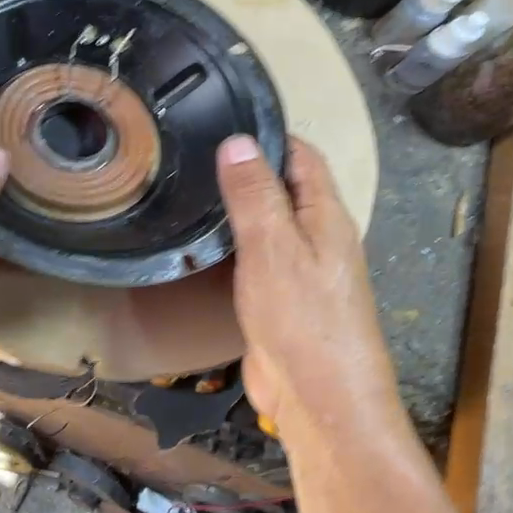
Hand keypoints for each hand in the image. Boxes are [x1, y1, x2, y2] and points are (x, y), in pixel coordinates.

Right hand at [215, 134, 404, 445]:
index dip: (268, 133)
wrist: (318, 397)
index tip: (220, 116)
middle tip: (189, 149)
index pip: (302, 157)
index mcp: (326, 218)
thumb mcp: (273, 249)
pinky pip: (252, 254)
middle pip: (283, 187)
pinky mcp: (277, 298)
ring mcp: (298, 269)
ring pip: (266, 221)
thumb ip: (255, 196)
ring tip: (186, 186)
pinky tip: (199, 241)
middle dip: (245, 165)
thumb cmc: (304, 319)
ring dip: (235, 204)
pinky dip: (229, 239)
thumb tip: (238, 141)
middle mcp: (317, 238)